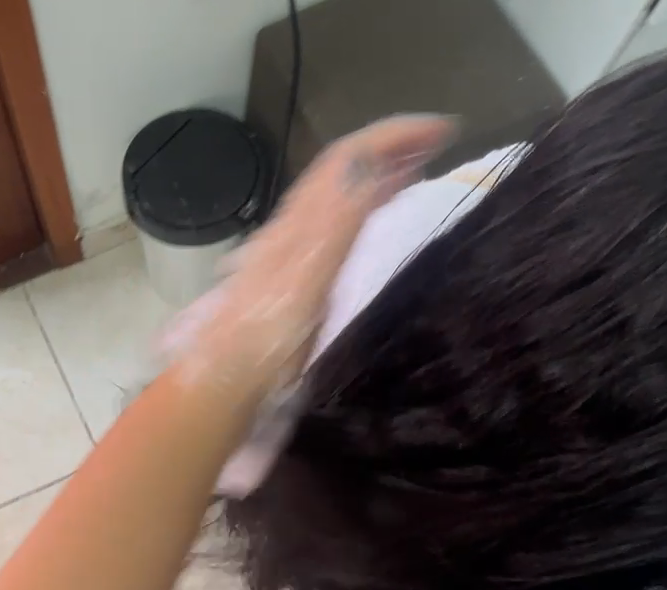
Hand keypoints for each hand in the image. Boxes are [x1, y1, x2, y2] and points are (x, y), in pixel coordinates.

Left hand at [160, 114, 457, 406]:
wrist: (223, 382)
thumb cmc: (264, 342)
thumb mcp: (306, 280)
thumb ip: (336, 225)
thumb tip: (372, 169)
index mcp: (299, 226)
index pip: (346, 160)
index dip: (393, 137)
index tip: (443, 130)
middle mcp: (291, 231)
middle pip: (340, 173)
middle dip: (389, 151)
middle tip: (437, 147)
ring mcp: (286, 254)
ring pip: (333, 198)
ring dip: (375, 177)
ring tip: (414, 175)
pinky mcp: (286, 281)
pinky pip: (327, 228)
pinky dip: (357, 211)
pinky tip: (368, 226)